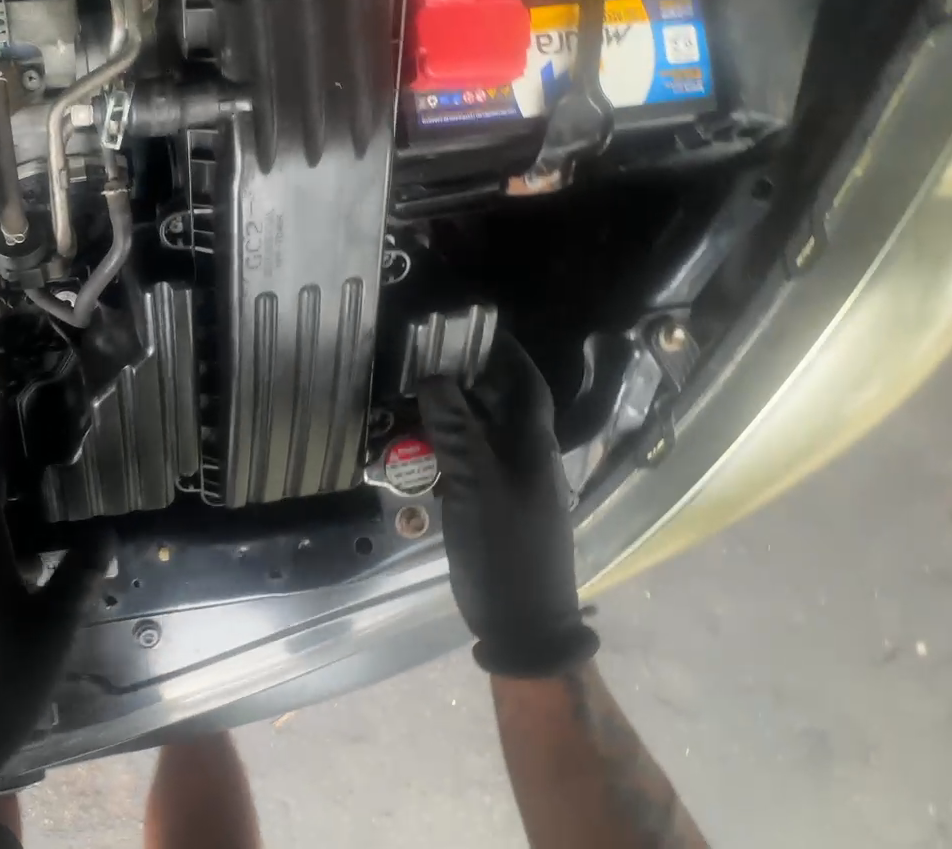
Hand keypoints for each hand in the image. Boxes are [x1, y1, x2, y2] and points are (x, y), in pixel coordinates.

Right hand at [415, 332, 597, 677]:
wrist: (523, 622)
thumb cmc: (506, 550)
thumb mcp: (477, 486)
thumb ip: (456, 432)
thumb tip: (435, 378)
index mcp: (534, 449)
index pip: (526, 387)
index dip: (507, 355)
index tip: (476, 329)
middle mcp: (527, 460)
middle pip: (503, 406)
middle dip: (473, 378)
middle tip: (430, 357)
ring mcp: (511, 486)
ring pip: (484, 434)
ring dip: (456, 412)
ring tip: (417, 394)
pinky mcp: (493, 507)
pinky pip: (471, 462)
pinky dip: (449, 445)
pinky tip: (420, 445)